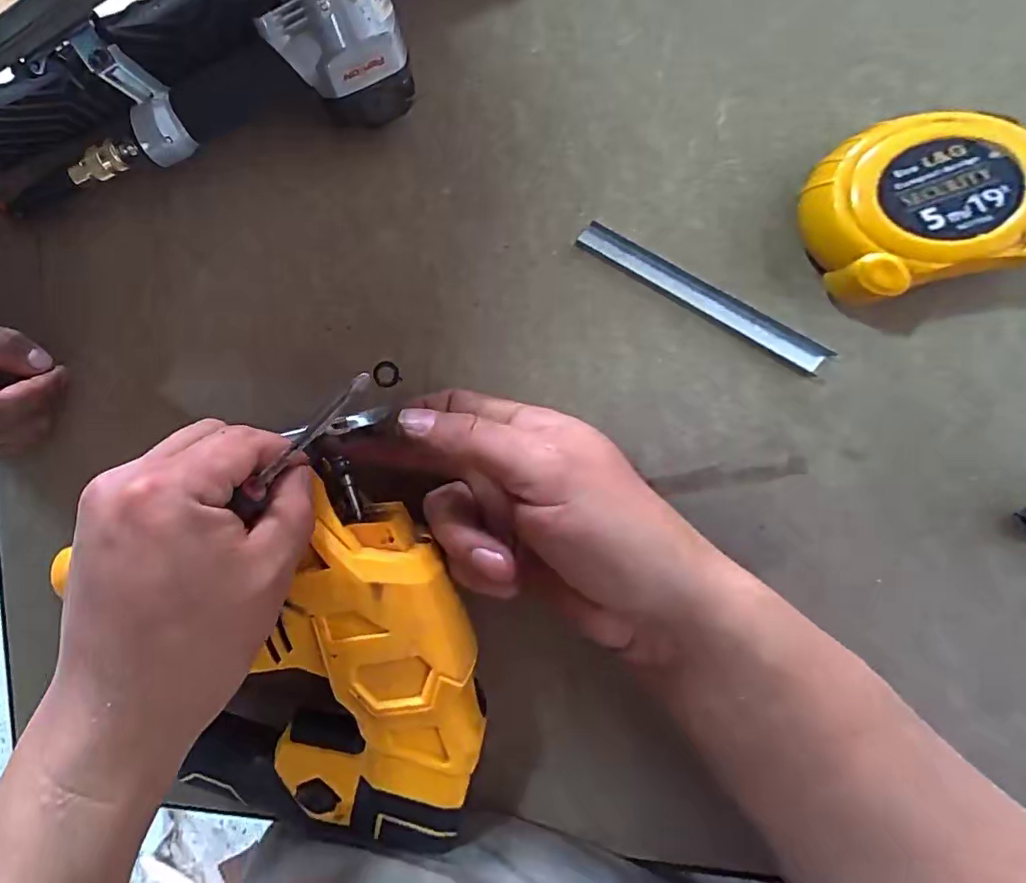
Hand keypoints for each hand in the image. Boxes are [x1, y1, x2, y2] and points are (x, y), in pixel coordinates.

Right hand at [0, 321, 68, 461]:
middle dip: (46, 401)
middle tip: (56, 374)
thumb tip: (42, 364)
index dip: (40, 391)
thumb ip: (3, 345)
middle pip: (19, 428)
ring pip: (24, 441)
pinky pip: (18, 447)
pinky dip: (32, 425)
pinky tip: (30, 402)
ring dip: (42, 413)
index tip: (59, 371)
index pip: (6, 409)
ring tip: (42, 385)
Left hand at [49, 420, 314, 778]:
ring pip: (175, 454)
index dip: (277, 450)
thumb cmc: (199, 649)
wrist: (119, 710)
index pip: (236, 439)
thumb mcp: (267, 574)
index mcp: (165, 486)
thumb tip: (297, 470)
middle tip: (265, 504)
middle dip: (243, 460)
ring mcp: (101, 494)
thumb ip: (292, 507)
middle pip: (202, 436)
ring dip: (211, 474)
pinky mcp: (91, 515)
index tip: (300, 473)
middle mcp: (124, 476)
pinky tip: (194, 534)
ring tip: (230, 525)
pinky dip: (181, 491)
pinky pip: (150, 479)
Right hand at [358, 390, 753, 667]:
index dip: (410, 418)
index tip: (366, 435)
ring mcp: (504, 511)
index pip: (452, 408)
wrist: (659, 617)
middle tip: (372, 495)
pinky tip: (509, 581)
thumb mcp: (541, 469)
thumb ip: (470, 438)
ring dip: (463, 540)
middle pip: (438, 462)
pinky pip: (461, 549)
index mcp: (523, 430)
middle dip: (425, 487)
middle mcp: (507, 465)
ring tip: (498, 565)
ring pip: (446, 512)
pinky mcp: (503, 553)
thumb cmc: (610, 527)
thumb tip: (406, 416)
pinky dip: (478, 566)